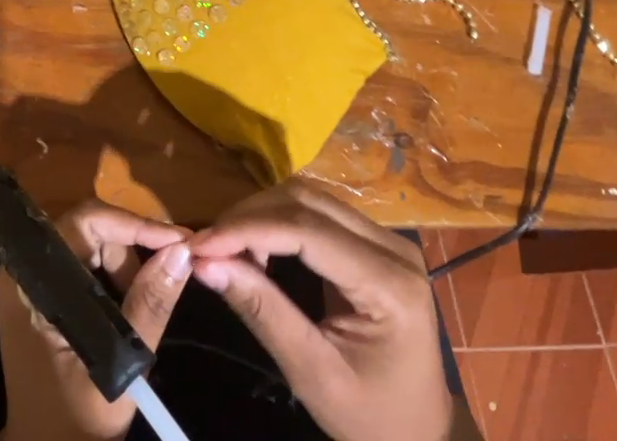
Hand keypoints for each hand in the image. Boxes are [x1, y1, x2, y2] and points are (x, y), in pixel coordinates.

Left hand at [0, 201, 193, 440]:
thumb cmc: (76, 417)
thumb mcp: (121, 362)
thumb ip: (148, 305)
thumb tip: (182, 250)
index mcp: (30, 280)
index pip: (86, 222)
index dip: (134, 224)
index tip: (180, 240)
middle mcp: (24, 269)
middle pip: (88, 228)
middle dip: (133, 248)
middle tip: (171, 273)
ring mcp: (31, 281)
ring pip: (90, 244)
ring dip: (125, 265)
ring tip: (148, 301)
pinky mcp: (42, 295)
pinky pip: (84, 264)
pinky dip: (113, 278)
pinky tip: (130, 306)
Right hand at [191, 181, 451, 440]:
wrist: (419, 432)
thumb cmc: (369, 414)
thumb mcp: (313, 373)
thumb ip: (263, 312)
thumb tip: (204, 263)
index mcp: (390, 284)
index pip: (307, 231)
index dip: (247, 229)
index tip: (197, 244)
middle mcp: (393, 248)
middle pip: (307, 202)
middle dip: (248, 216)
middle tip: (206, 247)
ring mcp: (387, 240)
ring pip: (309, 199)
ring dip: (260, 215)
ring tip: (226, 249)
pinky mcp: (374, 243)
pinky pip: (317, 214)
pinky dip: (277, 222)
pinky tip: (255, 248)